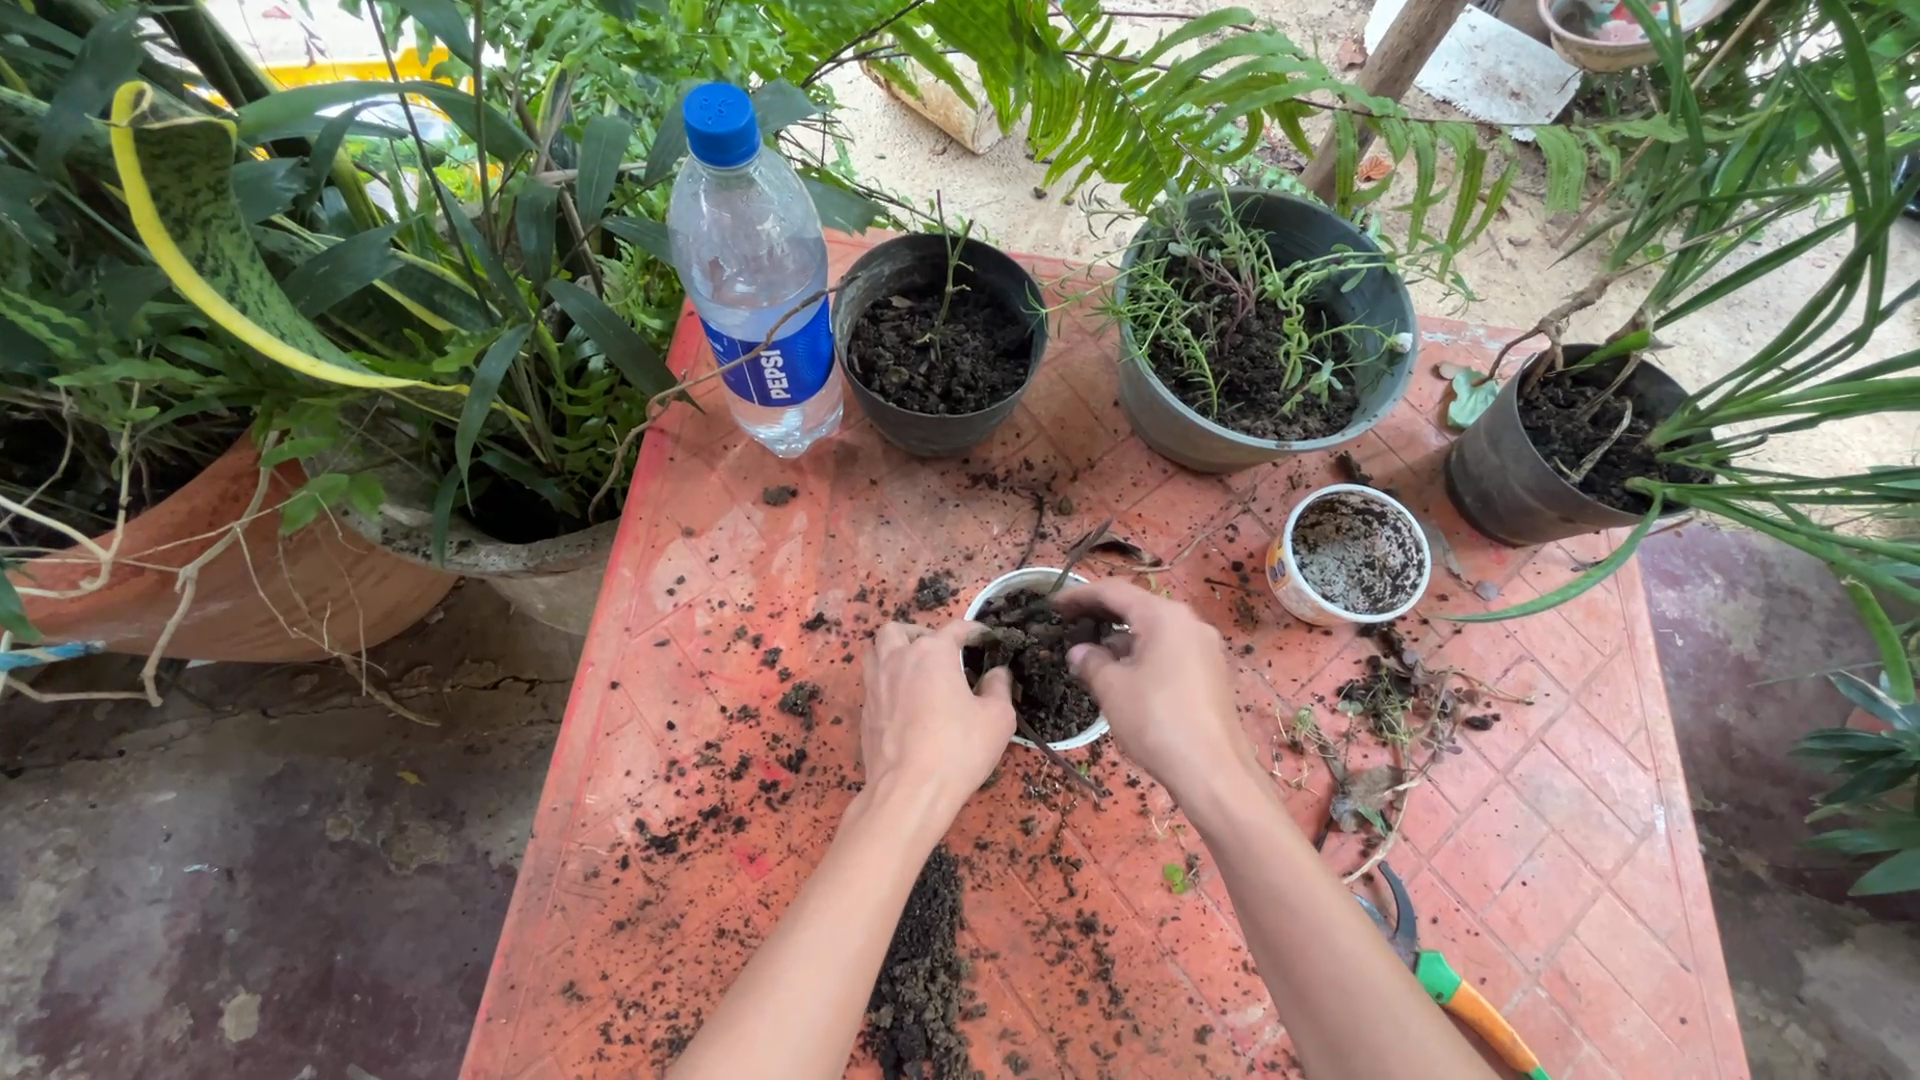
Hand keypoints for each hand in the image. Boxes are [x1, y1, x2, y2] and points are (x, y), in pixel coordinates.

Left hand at [860, 619, 1015, 818]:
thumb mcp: (997, 717)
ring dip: (893, 651)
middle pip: (899, 630)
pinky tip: (903, 703)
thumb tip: (997, 673)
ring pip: (875, 651)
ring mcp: (875, 685)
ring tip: (913, 669)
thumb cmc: (959, 749)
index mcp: (932, 653)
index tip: (985, 639)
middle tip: (939, 653)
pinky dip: (886, 682)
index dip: (974, 631)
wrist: (909, 790)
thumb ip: (999, 687)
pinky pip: (872, 682)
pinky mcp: (865, 711)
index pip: (955, 628)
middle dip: (919, 634)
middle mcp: (898, 659)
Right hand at [1056, 580, 1256, 800]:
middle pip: (1137, 607)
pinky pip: (1169, 650)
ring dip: (1120, 637)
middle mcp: (1189, 623)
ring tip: (1089, 654)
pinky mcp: (1210, 673)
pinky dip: (1142, 653)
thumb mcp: (1112, 688)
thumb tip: (1079, 652)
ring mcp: (1204, 648)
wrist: (1213, 772)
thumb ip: (1091, 661)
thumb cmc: (1157, 721)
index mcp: (1165, 616)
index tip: (1053, 605)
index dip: (1080, 596)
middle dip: (1100, 615)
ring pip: (1154, 631)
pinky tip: (1121, 674)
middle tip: (1067, 624)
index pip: (1115, 591)